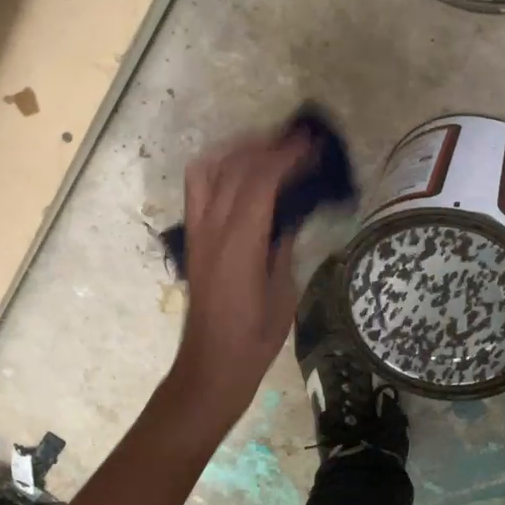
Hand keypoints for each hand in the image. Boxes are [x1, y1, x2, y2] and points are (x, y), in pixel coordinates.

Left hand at [169, 131, 309, 423]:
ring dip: (239, 150)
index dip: (286, 156)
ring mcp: (197, 232)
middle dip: (267, 146)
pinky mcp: (193, 238)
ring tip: (269, 145)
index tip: (311, 144)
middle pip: (235, 168)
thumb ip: (283, 245)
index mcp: (240, 244)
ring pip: (209, 171)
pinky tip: (242, 169)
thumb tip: (291, 214)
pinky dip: (219, 167)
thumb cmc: (255, 338)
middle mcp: (212, 229)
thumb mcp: (283, 291)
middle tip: (299, 139)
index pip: (259, 182)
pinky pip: (199, 189)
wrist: (212, 365)